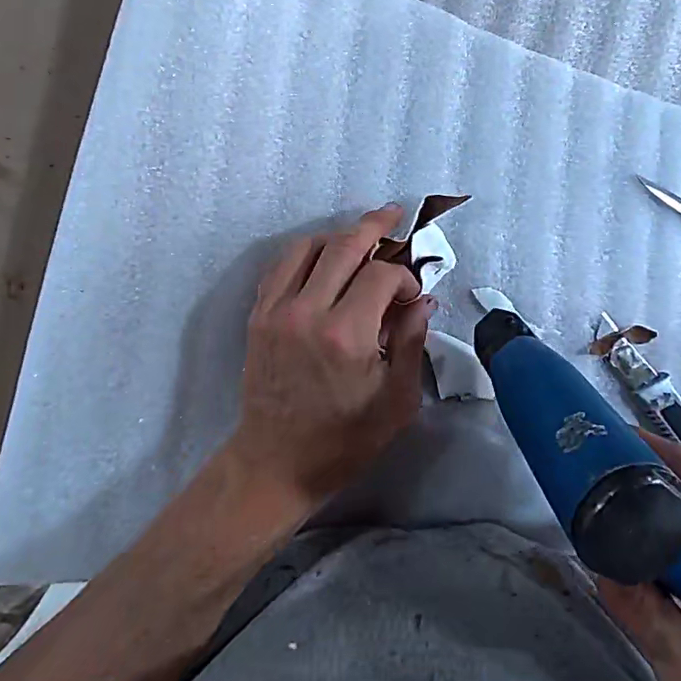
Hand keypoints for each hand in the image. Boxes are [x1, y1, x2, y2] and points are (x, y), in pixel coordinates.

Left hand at [225, 205, 434, 511]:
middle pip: (344, 245)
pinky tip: (323, 260)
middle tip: (394, 215)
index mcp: (346, 335)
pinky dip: (306, 253)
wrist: (275, 465)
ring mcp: (276, 311)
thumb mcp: (397, 401)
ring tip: (360, 238)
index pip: (381, 275)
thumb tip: (421, 300)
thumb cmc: (343, 439)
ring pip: (308, 246)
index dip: (404, 277)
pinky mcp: (258, 317)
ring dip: (338, 236)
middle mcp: (307, 313)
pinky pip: (281, 266)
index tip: (411, 297)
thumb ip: (411, 341)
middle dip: (375, 226)